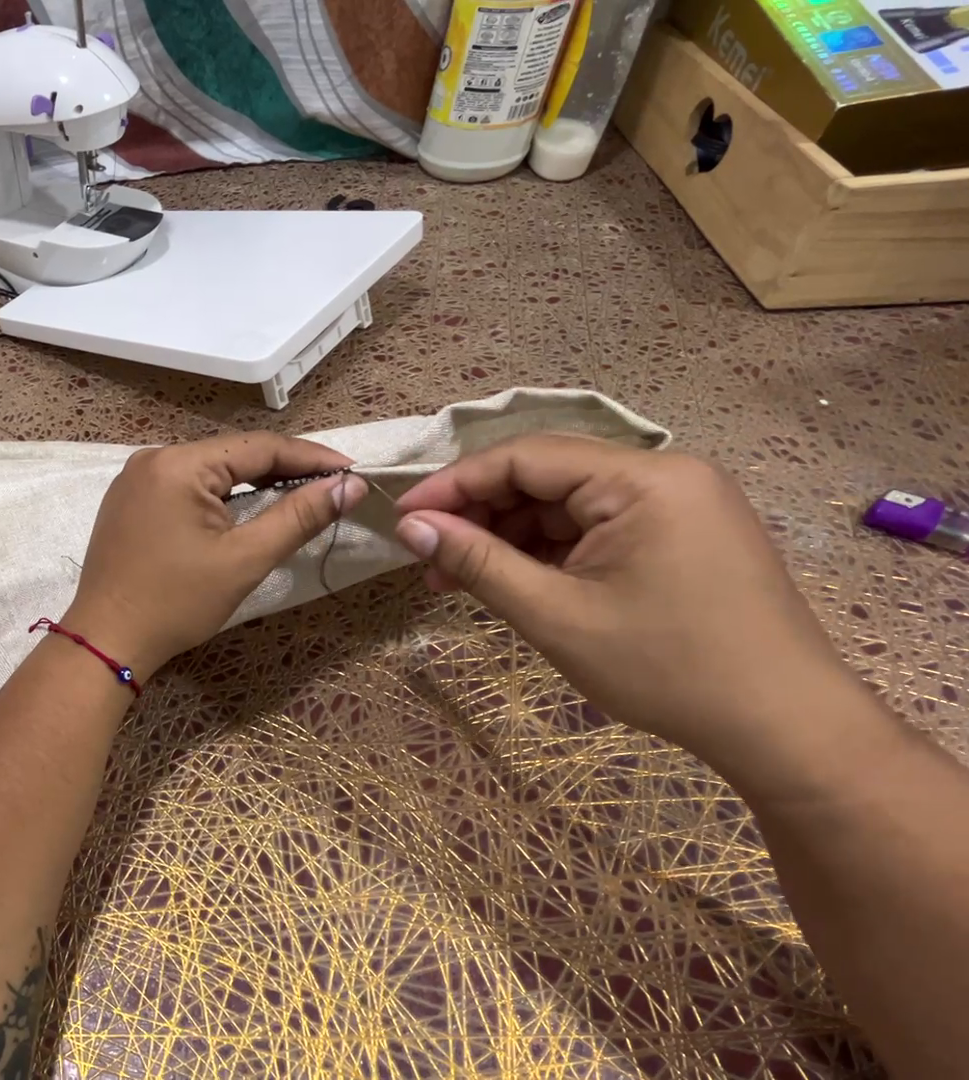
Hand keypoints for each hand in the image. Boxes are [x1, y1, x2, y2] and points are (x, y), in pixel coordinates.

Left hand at [64, 433, 364, 681]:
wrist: (107, 639)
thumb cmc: (176, 602)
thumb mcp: (245, 559)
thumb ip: (298, 516)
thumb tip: (348, 485)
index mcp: (178, 464)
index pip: (259, 446)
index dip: (311, 457)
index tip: (353, 471)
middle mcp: (152, 459)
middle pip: (232, 454)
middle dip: (284, 469)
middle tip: (332, 486)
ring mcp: (134, 479)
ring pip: (209, 470)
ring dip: (252, 482)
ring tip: (299, 495)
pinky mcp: (128, 501)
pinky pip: (184, 485)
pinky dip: (219, 495)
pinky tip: (246, 508)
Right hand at [391, 434, 874, 777]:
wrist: (784, 728)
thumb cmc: (665, 667)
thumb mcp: (553, 613)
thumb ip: (475, 561)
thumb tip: (409, 527)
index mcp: (644, 479)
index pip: (524, 457)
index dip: (453, 483)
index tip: (401, 517)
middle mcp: (663, 476)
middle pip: (542, 475)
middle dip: (477, 513)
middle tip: (424, 554)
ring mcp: (675, 504)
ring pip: (561, 503)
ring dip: (504, 536)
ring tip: (454, 578)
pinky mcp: (676, 535)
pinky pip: (590, 526)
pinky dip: (542, 550)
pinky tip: (506, 580)